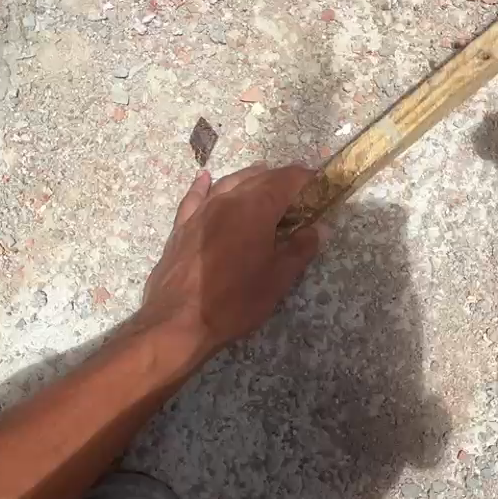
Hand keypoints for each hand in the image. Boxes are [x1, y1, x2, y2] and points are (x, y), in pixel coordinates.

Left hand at [136, 165, 323, 362]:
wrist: (178, 321)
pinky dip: (205, 186)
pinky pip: (196, 197)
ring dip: (249, 178)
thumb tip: (318, 229)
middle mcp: (226, 200)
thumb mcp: (278, 278)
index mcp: (254, 208)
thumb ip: (300, 249)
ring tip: (263, 177)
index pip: (286, 180)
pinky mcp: (181, 227)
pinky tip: (206, 179)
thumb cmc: (235, 300)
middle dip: (280, 179)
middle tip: (298, 190)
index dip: (305, 178)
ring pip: (228, 183)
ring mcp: (200, 212)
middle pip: (258, 178)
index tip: (319, 183)